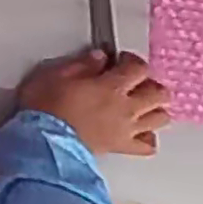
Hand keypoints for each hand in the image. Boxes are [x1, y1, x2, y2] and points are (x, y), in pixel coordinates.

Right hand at [16, 50, 172, 155]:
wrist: (41, 139)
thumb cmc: (44, 107)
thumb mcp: (53, 76)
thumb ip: (80, 65)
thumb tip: (98, 57)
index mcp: (111, 86)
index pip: (137, 67)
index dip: (132, 60)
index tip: (122, 60)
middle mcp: (126, 106)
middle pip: (158, 92)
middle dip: (150, 85)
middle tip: (134, 83)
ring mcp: (127, 128)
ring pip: (160, 117)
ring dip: (153, 109)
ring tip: (139, 106)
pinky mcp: (121, 146)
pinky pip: (148, 145)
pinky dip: (147, 137)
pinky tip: (137, 132)